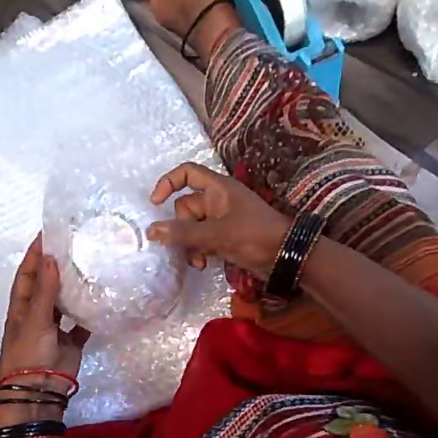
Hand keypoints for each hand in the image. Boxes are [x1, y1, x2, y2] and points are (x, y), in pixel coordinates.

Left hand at [0, 235, 87, 397]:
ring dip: (74, 287)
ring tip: (91, 265)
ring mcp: (54, 329)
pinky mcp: (71, 343)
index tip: (48, 234)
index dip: (35, 255)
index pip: (28, 274)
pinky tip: (103, 298)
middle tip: (76, 245)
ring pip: (65, 303)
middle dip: (57, 266)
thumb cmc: (29, 354)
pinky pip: (81, 324)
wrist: (38, 393)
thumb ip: (45, 291)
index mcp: (21, 307)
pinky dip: (90, 313)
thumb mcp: (35, 320)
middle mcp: (37, 315)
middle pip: (47, 285)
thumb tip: (51, 257)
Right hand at [146, 162, 290, 276]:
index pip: (188, 173)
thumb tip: (152, 231)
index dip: (168, 183)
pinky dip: (199, 251)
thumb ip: (184, 233)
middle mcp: (218, 201)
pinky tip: (203, 264)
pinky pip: (202, 240)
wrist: (286, 256)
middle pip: (186, 207)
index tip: (155, 203)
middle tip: (187, 245)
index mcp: (218, 189)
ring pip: (192, 228)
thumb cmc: (255, 235)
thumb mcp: (217, 233)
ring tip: (197, 261)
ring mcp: (221, 220)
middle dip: (182, 228)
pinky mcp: (225, 238)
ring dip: (189, 244)